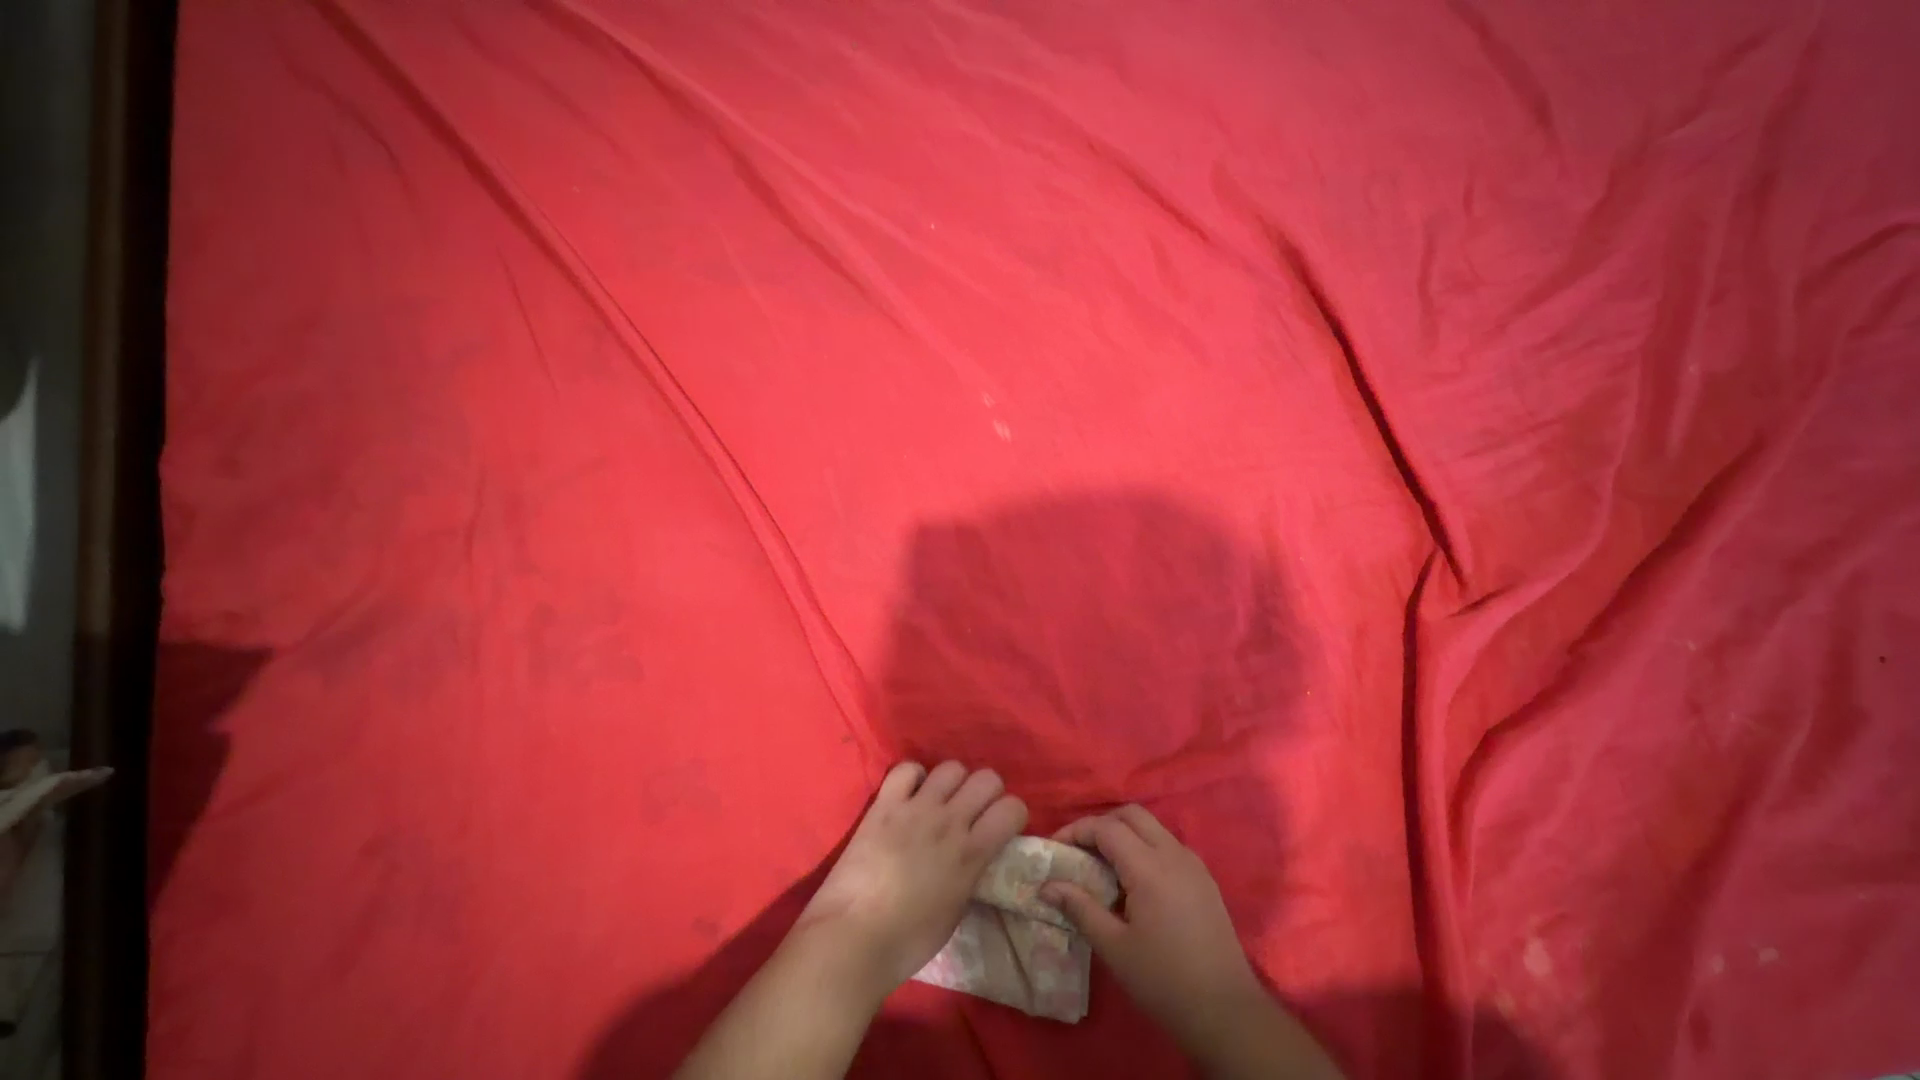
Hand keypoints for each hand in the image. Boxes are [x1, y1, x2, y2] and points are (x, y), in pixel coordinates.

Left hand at [796, 761, 1027, 1001]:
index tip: (1002, 827)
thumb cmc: (908, 939)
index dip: (1012, 814)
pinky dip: (913, 777)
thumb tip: (972, 860)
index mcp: (972, 853)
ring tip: (941, 801)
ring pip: (951, 768)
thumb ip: (969, 875)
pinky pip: (906, 769)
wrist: (854, 936)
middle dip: (987, 792)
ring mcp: (915, 809)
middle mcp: (949, 822)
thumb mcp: (956, 910)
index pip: (1013, 808)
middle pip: (987, 778)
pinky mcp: (883, 805)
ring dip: (953, 782)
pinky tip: (909, 795)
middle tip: (974, 812)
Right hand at [1041, 805, 1263, 1047]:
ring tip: (1101, 868)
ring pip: (1153, 828)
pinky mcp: (1204, 880)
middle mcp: (1174, 855)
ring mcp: (1194, 865)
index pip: (1106, 827)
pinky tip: (1132, 884)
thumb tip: (1046, 886)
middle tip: (1078, 852)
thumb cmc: (1163, 980)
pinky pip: (1168, 847)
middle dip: (1101, 825)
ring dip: (1124, 835)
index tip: (1055, 849)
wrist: (1225, 1010)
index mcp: (1150, 868)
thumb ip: (1079, 908)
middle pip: (1132, 815)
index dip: (1076, 831)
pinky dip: (1144, 849)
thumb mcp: (1113, 946)